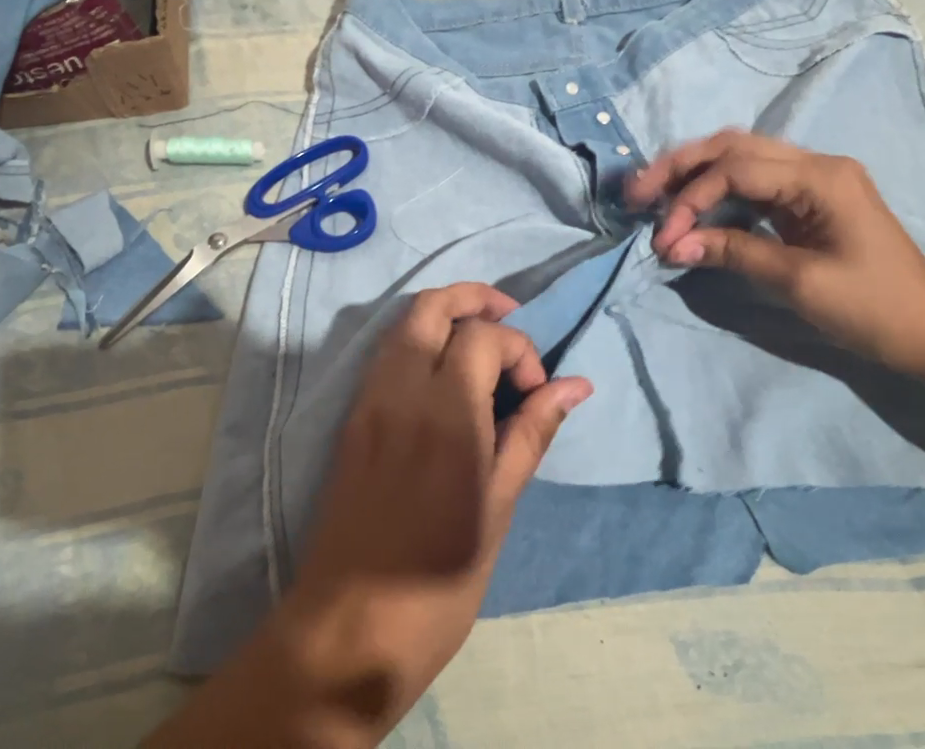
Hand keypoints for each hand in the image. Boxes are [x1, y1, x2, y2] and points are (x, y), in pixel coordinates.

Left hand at [147, 283, 590, 747]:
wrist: (353, 623)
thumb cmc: (440, 577)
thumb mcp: (499, 506)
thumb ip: (531, 433)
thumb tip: (575, 384)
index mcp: (445, 410)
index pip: (481, 335)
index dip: (519, 349)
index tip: (536, 393)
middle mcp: (399, 391)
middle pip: (429, 307)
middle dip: (473, 300)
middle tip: (511, 322)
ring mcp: (366, 403)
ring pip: (401, 326)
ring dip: (442, 318)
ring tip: (482, 349)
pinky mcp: (350, 422)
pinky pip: (383, 358)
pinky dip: (416, 345)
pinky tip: (444, 380)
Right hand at [625, 129, 924, 375]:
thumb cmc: (872, 307)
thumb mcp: (798, 281)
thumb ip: (733, 252)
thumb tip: (671, 244)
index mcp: (821, 177)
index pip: (735, 168)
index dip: (690, 198)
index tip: (663, 238)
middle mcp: (816, 165)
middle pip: (733, 147)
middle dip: (680, 168)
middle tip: (636, 193)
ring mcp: (815, 181)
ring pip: (740, 158)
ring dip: (694, 176)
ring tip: (652, 196)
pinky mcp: (809, 202)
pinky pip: (753, 183)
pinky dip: (716, 194)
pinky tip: (691, 210)